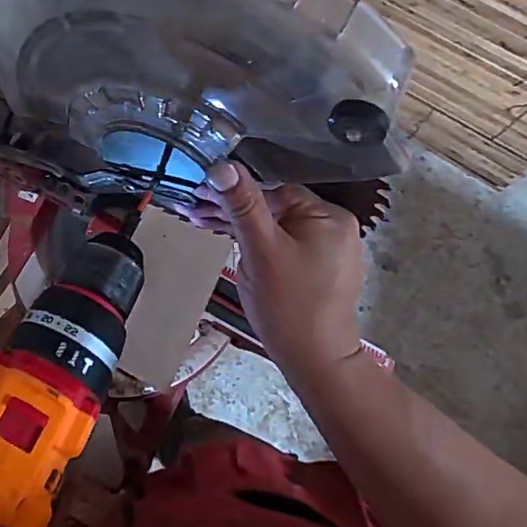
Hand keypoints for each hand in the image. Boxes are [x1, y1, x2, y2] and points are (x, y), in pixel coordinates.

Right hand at [184, 162, 367, 367]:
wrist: (314, 361)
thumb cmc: (288, 305)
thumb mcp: (260, 249)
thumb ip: (242, 205)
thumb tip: (222, 166)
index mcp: (328, 216)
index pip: (272, 193)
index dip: (234, 195)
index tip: (199, 196)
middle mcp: (334, 228)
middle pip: (272, 208)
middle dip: (232, 210)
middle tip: (193, 211)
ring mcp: (327, 249)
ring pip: (274, 227)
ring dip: (239, 226)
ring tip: (201, 224)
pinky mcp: (317, 268)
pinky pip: (281, 245)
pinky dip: (256, 244)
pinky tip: (229, 242)